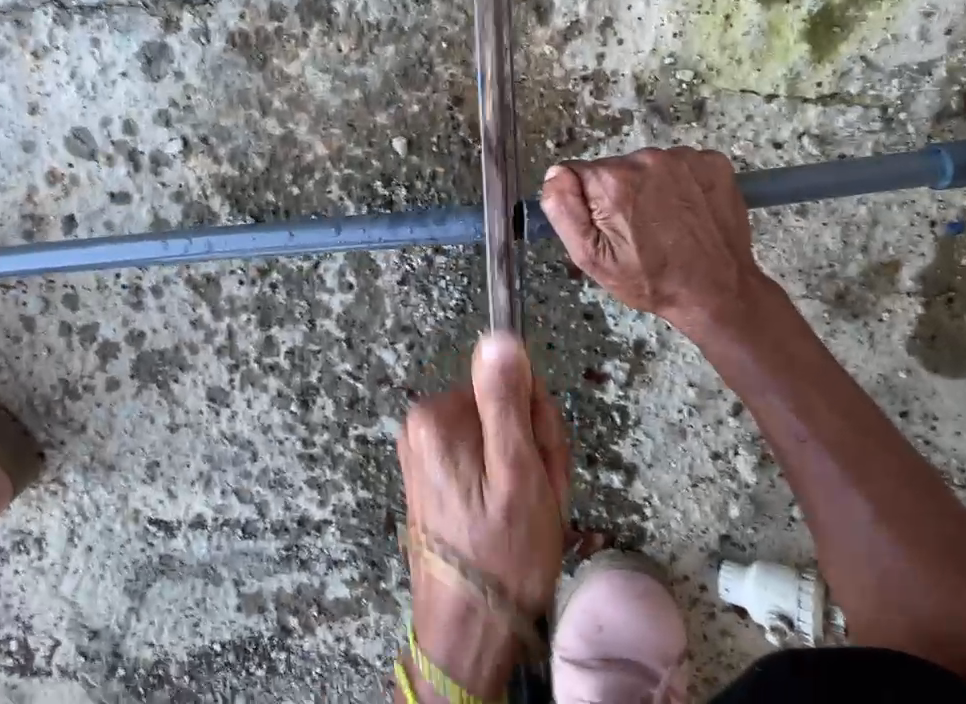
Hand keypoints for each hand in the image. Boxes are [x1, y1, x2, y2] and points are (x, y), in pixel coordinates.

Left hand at [397, 332, 569, 694]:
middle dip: (532, 446)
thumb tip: (500, 336)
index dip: (539, 422)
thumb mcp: (518, 471)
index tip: (543, 462)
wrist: (469, 629)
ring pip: (498, 436)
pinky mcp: (432, 476)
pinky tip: (511, 518)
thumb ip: (507, 400)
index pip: (511, 384)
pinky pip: (484, 460)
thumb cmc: (503, 554)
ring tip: (526, 513)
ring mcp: (424, 452)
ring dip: (524, 468)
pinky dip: (506, 483)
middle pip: (502, 408)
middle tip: (538, 494)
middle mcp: (422, 426)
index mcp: (439, 417)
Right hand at [539, 148, 762, 332]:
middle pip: (615, 169)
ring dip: (652, 189)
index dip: (587, 202)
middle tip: (637, 231)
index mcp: (613, 181)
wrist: (717, 290)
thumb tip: (555, 175)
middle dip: (619, 195)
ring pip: (648, 167)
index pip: (578, 174)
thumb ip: (563, 210)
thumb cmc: (651, 280)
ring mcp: (685, 158)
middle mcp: (647, 159)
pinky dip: (682, 184)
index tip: (608, 227)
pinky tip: (686, 213)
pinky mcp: (713, 163)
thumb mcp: (591, 258)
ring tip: (665, 225)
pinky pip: (682, 165)